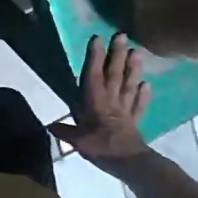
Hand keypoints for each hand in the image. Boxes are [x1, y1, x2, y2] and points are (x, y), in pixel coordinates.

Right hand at [49, 32, 149, 169]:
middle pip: (114, 74)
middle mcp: (111, 101)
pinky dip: (143, 94)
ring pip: (129, 84)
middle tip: (122, 35)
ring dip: (133, 68)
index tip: (97, 38)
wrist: (128, 162)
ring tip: (137, 51)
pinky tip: (147, 84)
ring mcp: (125, 109)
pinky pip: (139, 104)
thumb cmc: (101, 148)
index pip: (93, 75)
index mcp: (95, 102)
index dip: (94, 57)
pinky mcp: (135, 121)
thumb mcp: (77, 141)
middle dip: (116, 54)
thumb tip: (50, 125)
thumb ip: (64, 131)